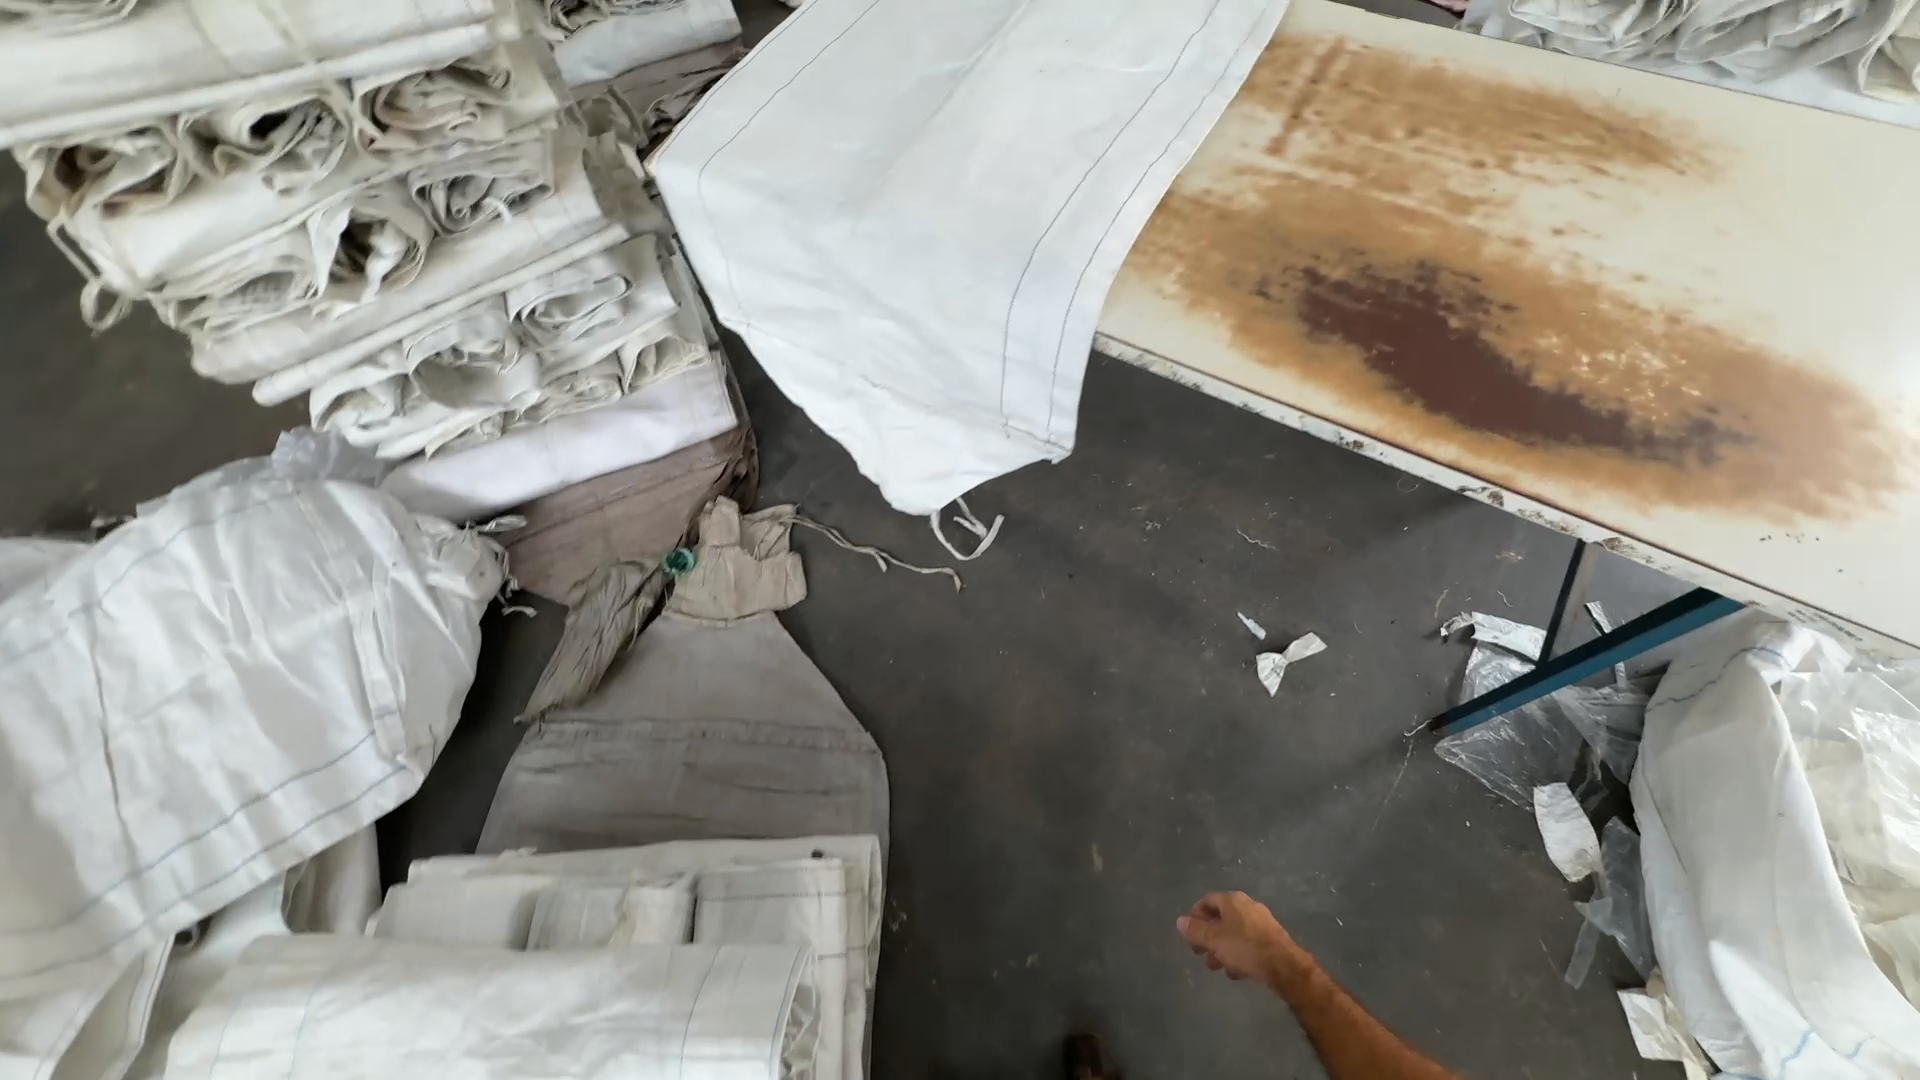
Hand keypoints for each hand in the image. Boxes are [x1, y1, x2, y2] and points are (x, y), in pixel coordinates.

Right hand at [1177, 891, 1303, 985]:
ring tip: (1216, 966)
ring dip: (1222, 948)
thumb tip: (1180, 921)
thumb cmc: (1245, 947)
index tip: (1189, 933)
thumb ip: (1195, 930)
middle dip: (1209, 936)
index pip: (1207, 900)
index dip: (1195, 915)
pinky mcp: (1273, 939)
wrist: (1285, 966)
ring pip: (1235, 932)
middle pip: (1221, 918)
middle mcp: (1247, 906)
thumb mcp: (1214, 940)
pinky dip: (1239, 954)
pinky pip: (1249, 943)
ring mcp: (1262, 922)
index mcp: (1232, 900)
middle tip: (1200, 952)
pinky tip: (1236, 971)